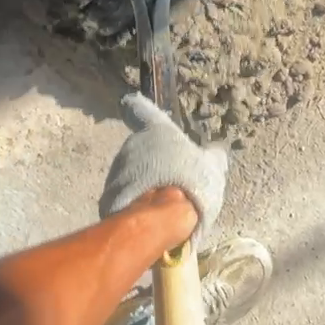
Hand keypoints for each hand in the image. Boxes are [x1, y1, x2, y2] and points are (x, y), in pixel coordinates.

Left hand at [100, 93, 227, 251]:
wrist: (161, 220)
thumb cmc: (190, 184)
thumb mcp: (212, 169)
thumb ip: (212, 158)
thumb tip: (216, 151)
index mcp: (156, 131)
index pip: (141, 110)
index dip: (137, 108)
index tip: (129, 103)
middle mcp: (131, 146)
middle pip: (141, 151)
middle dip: (151, 164)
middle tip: (172, 182)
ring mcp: (116, 172)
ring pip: (131, 176)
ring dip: (143, 187)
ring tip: (164, 206)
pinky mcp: (108, 198)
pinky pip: (125, 198)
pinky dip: (135, 205)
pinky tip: (151, 218)